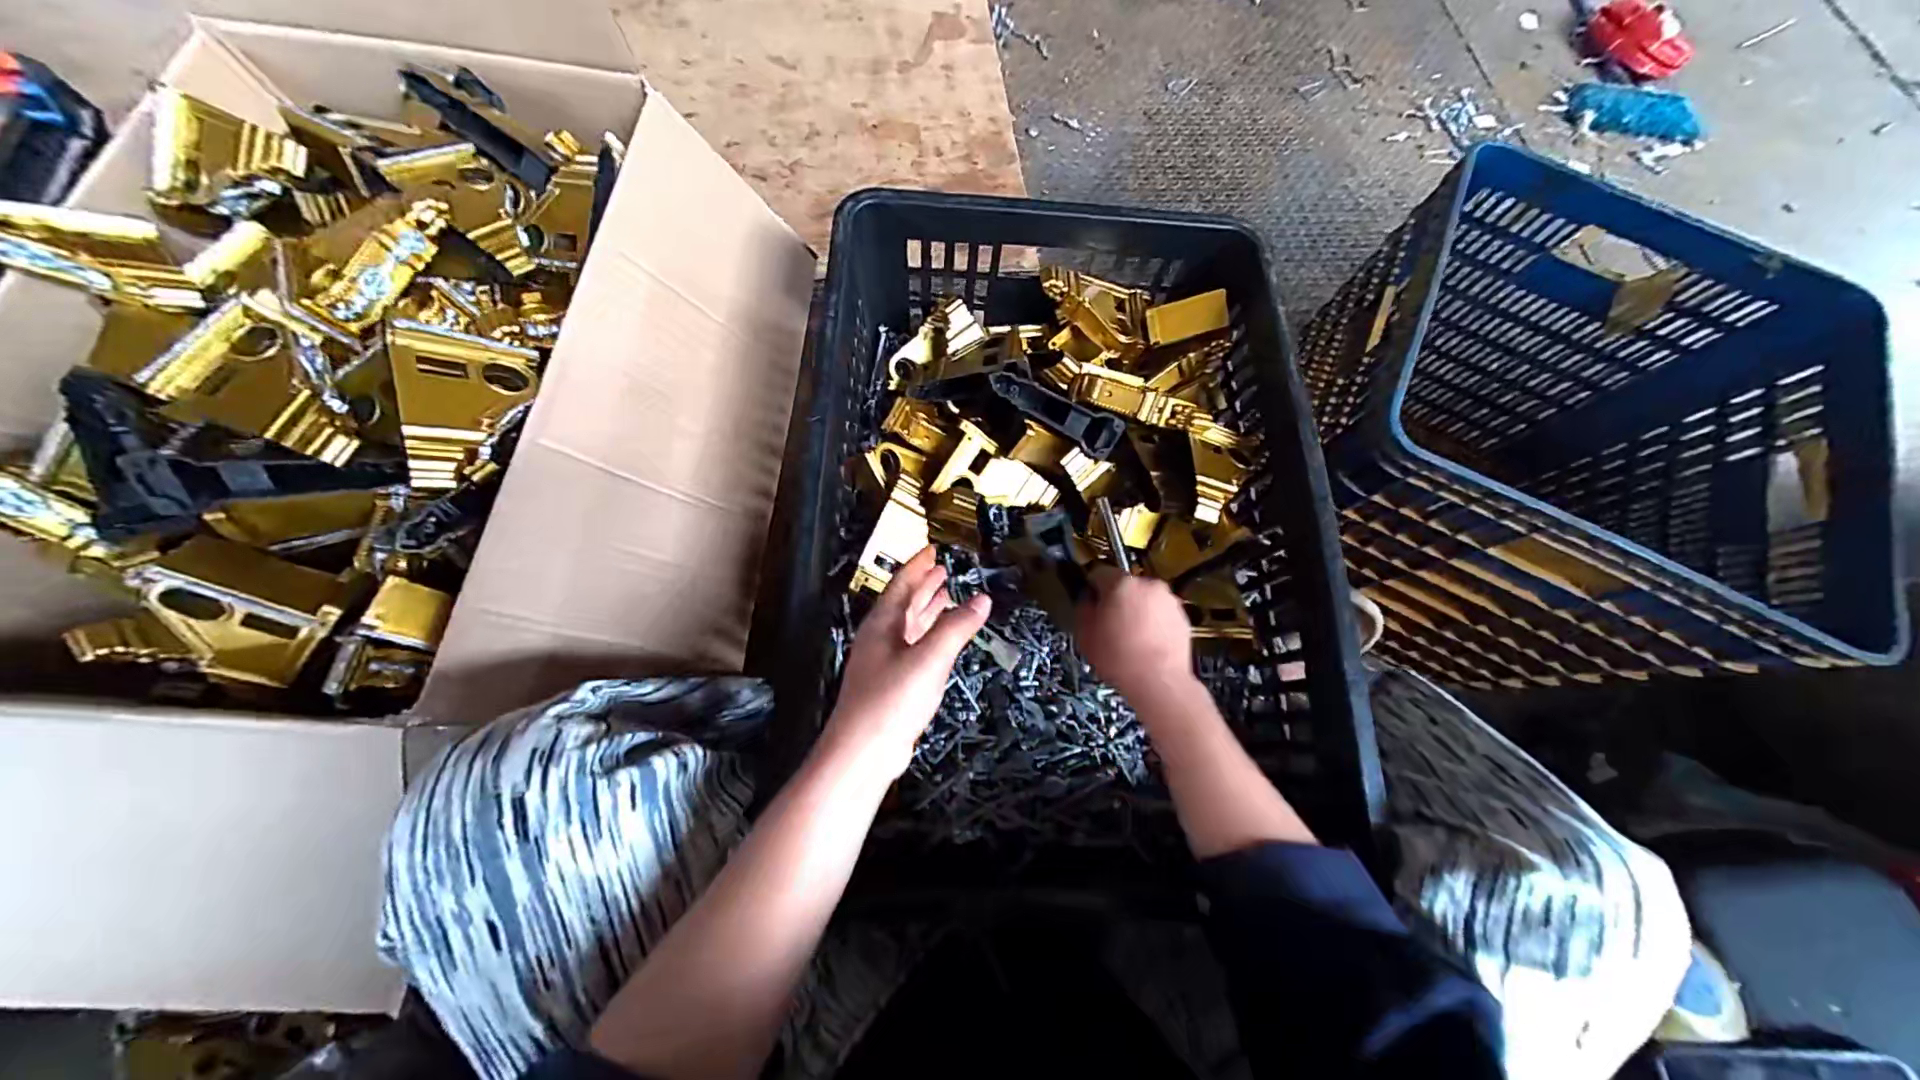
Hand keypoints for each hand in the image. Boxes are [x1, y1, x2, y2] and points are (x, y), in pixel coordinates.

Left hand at [825, 546, 991, 776]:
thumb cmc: (892, 700)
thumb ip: (957, 627)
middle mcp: (880, 639)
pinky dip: (929, 636)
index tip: (932, 549)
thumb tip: (982, 599)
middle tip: (943, 569)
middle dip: (923, 586)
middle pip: (903, 603)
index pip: (901, 585)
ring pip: (908, 627)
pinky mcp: (891, 685)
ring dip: (926, 610)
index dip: (918, 566)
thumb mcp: (929, 658)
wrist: (863, 752)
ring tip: (946, 596)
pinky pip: (913, 648)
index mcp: (882, 625)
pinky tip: (940, 641)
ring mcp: (883, 663)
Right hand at [1074, 566, 1195, 704]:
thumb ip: (1083, 608)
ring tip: (1128, 637)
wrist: (1158, 681)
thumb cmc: (1120, 658)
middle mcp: (1147, 585)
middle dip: (1116, 600)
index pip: (1099, 572)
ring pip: (1144, 598)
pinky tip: (1145, 643)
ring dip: (1136, 611)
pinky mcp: (1181, 616)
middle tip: (1108, 623)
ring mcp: (1167, 600)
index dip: (1091, 587)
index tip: (1090, 599)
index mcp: (1121, 583)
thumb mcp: (1085, 634)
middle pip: (1124, 585)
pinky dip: (1153, 622)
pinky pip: (1160, 612)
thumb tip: (1087, 601)